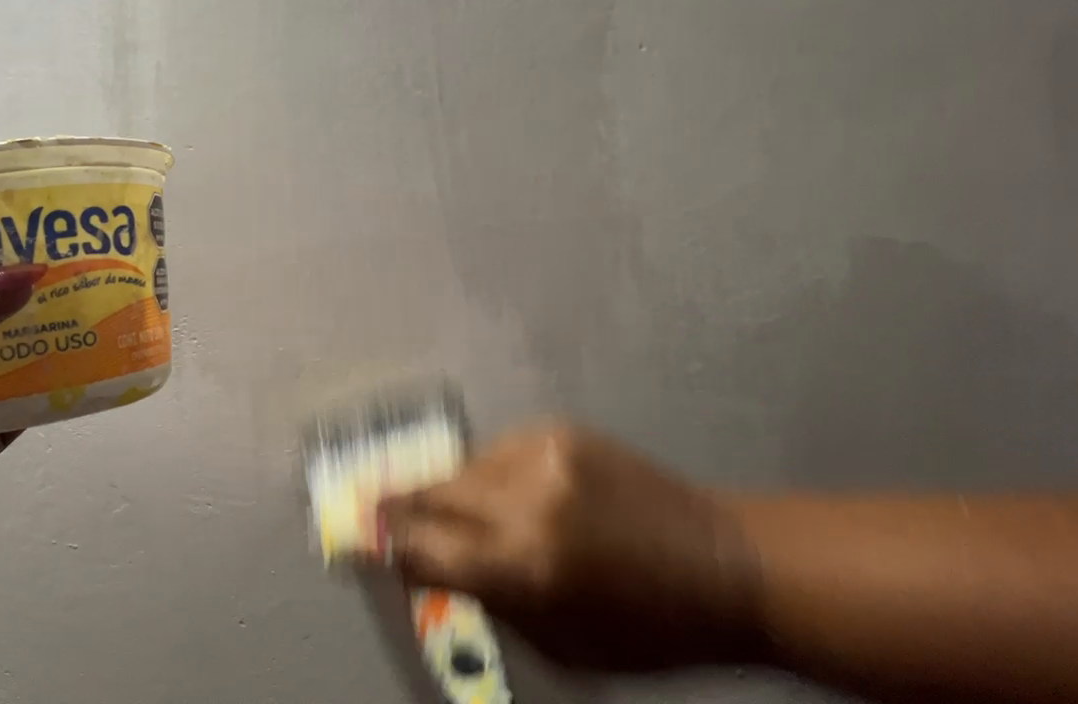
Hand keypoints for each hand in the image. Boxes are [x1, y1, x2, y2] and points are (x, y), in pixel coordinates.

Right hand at [378, 424, 763, 671]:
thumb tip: (426, 565)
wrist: (723, 562)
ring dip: (448, 489)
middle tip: (368, 503)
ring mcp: (541, 457)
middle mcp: (523, 504)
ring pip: (462, 467)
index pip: (424, 551)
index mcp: (523, 569)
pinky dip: (491, 473)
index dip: (385, 545)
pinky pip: (498, 451)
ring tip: (444, 502)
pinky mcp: (559, 431)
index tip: (354, 535)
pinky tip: (508, 490)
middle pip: (430, 494)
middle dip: (397, 503)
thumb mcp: (560, 646)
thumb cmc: (644, 626)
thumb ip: (487, 602)